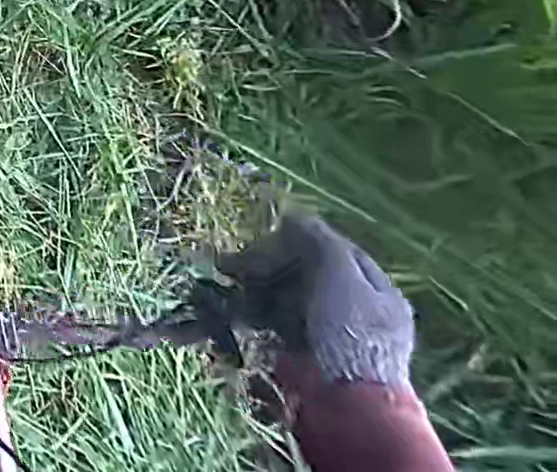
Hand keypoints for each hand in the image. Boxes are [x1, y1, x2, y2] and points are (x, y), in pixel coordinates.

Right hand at [220, 213, 415, 390]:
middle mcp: (354, 303)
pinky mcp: (300, 336)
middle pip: (304, 266)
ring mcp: (326, 322)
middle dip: (269, 258)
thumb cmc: (349, 329)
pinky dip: (253, 298)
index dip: (302, 236)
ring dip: (255, 276)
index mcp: (375, 289)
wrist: (341, 389)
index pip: (335, 248)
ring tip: (229, 274)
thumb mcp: (343, 278)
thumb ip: (323, 243)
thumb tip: (297, 215)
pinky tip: (238, 296)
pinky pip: (273, 307)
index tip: (270, 230)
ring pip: (284, 285)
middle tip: (240, 257)